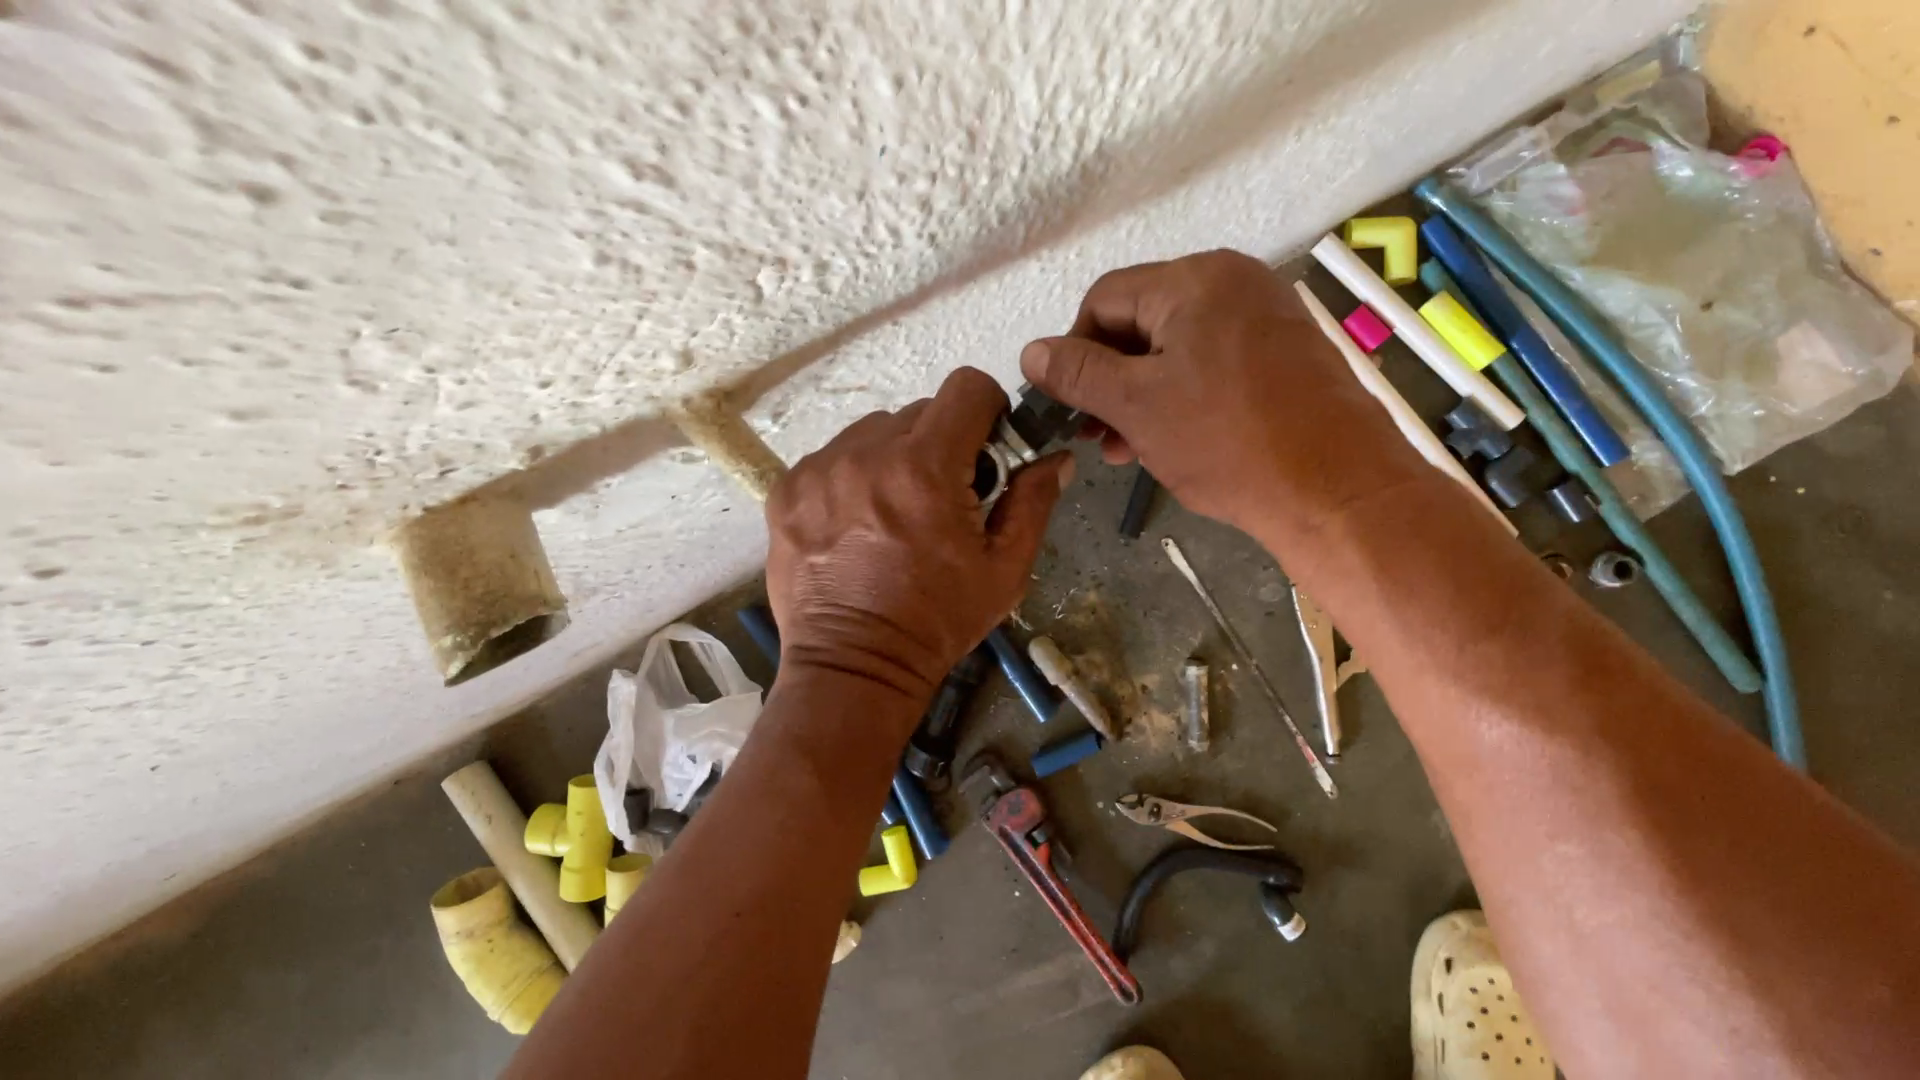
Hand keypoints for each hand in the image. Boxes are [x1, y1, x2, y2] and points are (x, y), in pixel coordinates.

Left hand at [766, 368, 1070, 705]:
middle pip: (920, 412)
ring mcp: (820, 470)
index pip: (968, 387)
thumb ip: (1032, 501)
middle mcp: (867, 453)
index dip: (988, 410)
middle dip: (942, 444)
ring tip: (895, 513)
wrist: (854, 665)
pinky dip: (852, 478)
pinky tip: (857, 525)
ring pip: (873, 432)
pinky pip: (832, 458)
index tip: (986, 448)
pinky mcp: (787, 489)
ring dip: (894, 458)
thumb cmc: (938, 621)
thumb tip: (1055, 457)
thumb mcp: (1004, 569)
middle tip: (942, 497)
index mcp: (926, 468)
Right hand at [1020, 250, 1411, 537]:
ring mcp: (1265, 316)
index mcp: (1195, 279)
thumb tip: (1031, 351)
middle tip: (1095, 435)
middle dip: (1109, 380)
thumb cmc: (1227, 442)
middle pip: (1142, 322)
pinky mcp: (1285, 353)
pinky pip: (1214, 363)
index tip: (1070, 407)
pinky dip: (1182, 396)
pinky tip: (1170, 441)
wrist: (1338, 489)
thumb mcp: (1136, 407)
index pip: (1104, 300)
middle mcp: (1234, 282)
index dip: (1074, 352)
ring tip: (1127, 448)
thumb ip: (1077, 374)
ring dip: (1141, 395)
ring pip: (1177, 348)